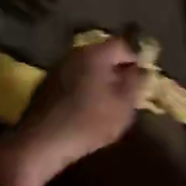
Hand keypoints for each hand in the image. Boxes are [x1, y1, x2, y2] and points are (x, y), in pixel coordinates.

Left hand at [4, 39, 146, 178]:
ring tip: (108, 103)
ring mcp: (58, 67)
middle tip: (127, 93)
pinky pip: (73, 78)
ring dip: (99, 80)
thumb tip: (142, 68)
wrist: (43, 140)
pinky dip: (83, 88)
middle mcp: (74, 53)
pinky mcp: (47, 83)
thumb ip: (136, 82)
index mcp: (95, 53)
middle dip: (117, 70)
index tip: (142, 80)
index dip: (136, 60)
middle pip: (103, 54)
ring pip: (87, 67)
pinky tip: (85, 108)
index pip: (123, 45)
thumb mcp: (123, 104)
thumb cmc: (89, 121)